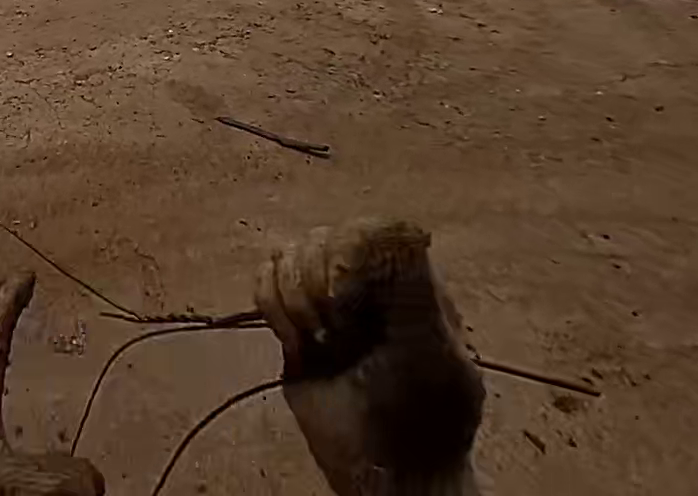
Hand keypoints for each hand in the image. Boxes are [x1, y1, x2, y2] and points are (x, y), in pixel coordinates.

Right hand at [255, 221, 484, 495]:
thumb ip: (415, 286)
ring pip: (288, 252)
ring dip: (294, 295)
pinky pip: (264, 279)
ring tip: (315, 337)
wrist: (387, 477)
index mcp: (402, 277)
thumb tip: (403, 226)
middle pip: (320, 236)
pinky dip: (271, 304)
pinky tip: (295, 342)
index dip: (346, 249)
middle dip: (316, 279)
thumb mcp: (434, 349)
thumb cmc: (423, 415)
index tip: (345, 292)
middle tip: (333, 326)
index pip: (365, 227)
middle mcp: (362, 277)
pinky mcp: (291, 318)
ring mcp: (324, 296)